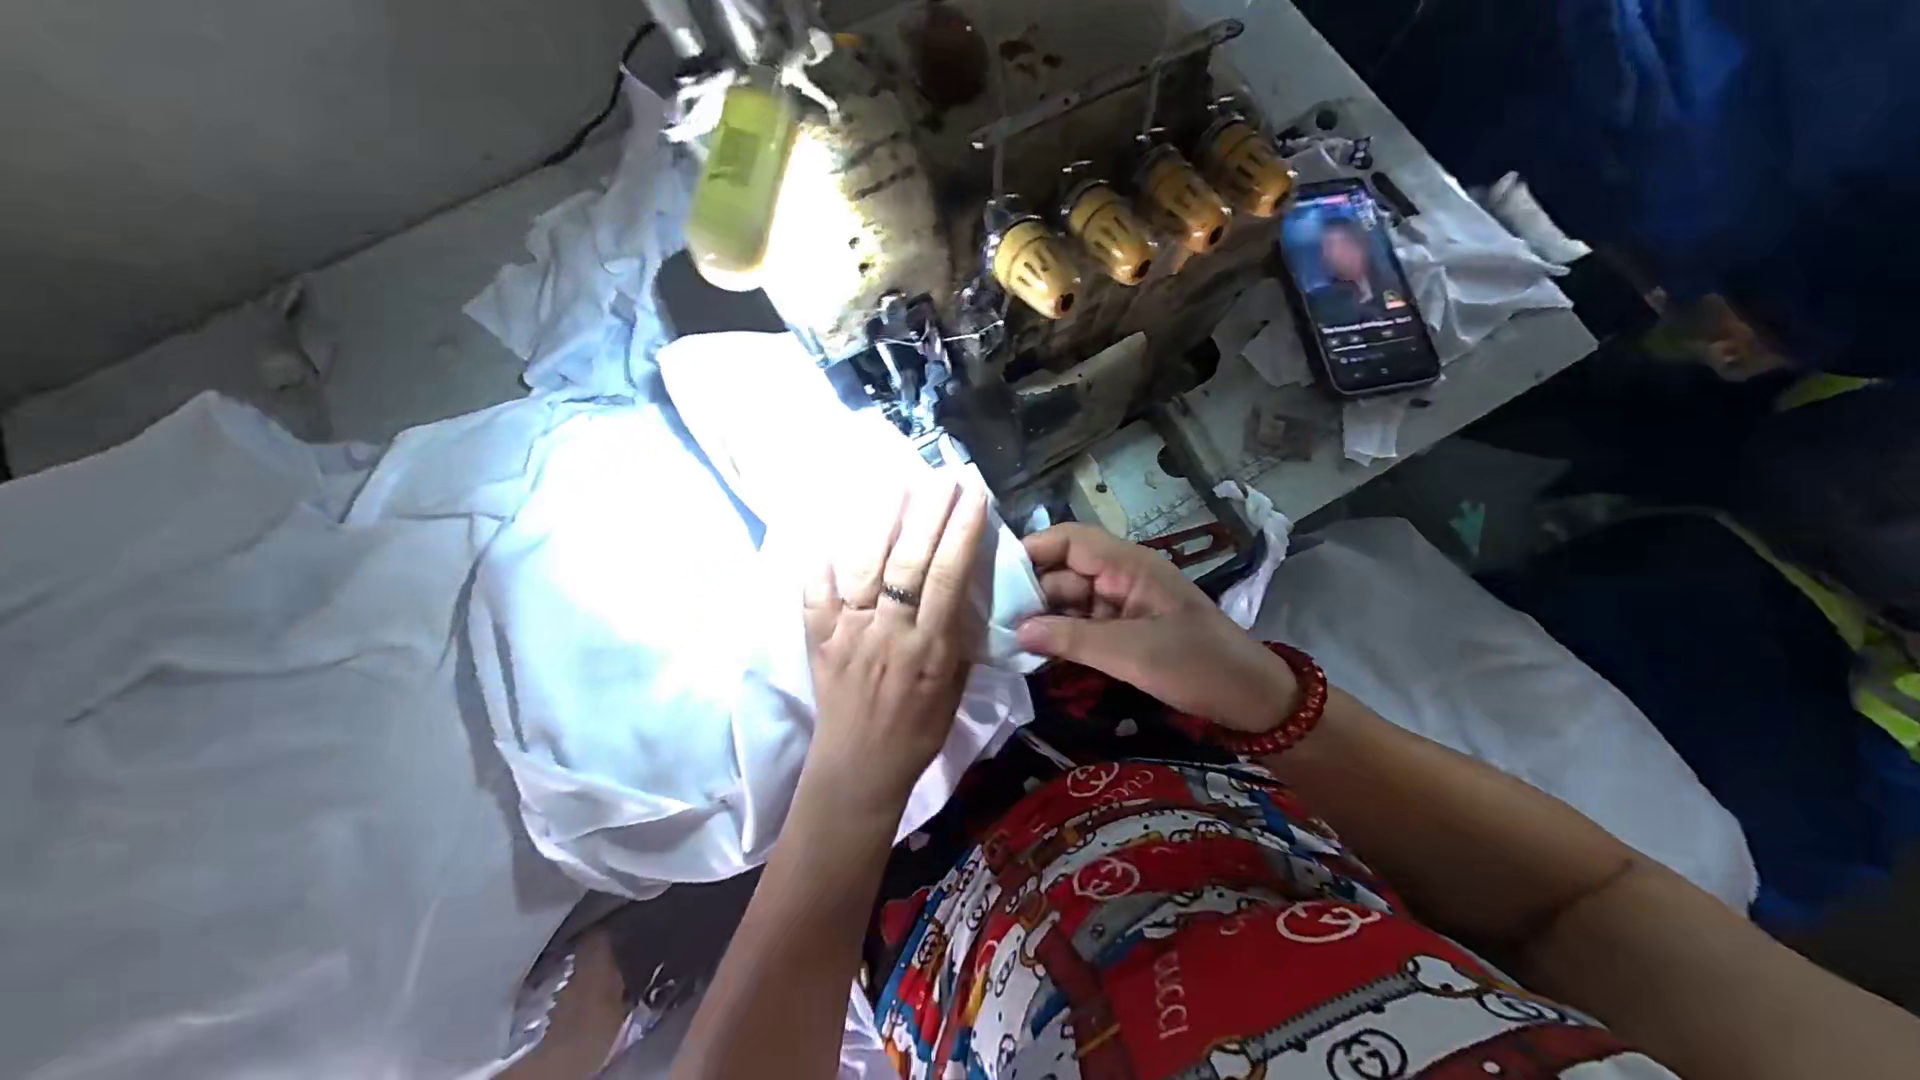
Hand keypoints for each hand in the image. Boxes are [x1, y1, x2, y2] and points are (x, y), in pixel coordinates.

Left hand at [800, 478, 989, 814]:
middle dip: (929, 513)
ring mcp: (848, 632)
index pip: (947, 577)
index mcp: (928, 647)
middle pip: (909, 561)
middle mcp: (888, 632)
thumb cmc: (916, 733)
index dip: (962, 532)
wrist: (859, 769)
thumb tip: (960, 591)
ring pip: (864, 567)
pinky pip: (815, 594)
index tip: (974, 494)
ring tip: (896, 483)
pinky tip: (828, 530)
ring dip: (880, 522)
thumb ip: (955, 638)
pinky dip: (820, 563)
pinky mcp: (818, 638)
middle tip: (942, 475)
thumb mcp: (954, 689)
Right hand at [1018, 523, 1298, 732]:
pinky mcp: (1124, 630)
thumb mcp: (1131, 652)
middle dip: (1028, 592)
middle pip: (1062, 572)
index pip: (1068, 540)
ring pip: (1069, 601)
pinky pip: (1082, 625)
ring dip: (1041, 618)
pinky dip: (1060, 636)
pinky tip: (1032, 653)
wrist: (1251, 699)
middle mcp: (1120, 577)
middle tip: (986, 618)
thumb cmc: (1196, 664)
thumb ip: (1071, 638)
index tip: (991, 577)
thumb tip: (1017, 630)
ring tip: (1000, 638)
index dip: (1030, 551)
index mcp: (1128, 565)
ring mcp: (1122, 604)